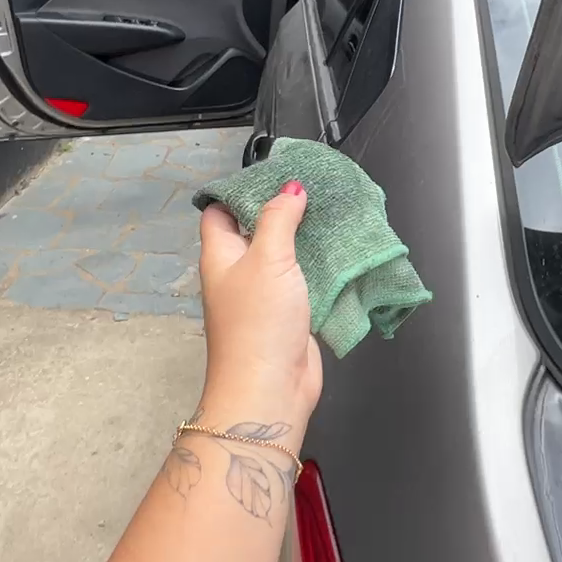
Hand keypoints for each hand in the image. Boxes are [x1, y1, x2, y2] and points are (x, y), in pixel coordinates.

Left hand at [196, 182, 321, 446]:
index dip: (241, 189)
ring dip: (303, 235)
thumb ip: (278, 219)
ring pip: (282, 253)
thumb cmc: (258, 322)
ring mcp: (264, 293)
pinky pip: (302, 277)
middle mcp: (238, 271)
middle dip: (281, 209)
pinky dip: (319, 262)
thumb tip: (290, 188)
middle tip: (311, 187)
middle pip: (255, 228)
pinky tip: (340, 247)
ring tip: (331, 209)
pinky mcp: (288, 311)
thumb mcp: (267, 258)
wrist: (271, 389)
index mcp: (221, 255)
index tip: (273, 173)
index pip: (221, 211)